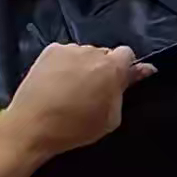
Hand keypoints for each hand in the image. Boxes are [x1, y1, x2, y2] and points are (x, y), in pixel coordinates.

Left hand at [0, 43, 155, 159]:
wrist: (32, 126)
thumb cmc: (76, 128)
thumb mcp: (111, 117)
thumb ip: (126, 90)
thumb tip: (144, 69)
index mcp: (112, 67)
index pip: (128, 53)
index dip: (124, 67)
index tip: (119, 81)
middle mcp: (92, 51)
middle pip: (104, 54)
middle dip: (102, 68)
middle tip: (93, 89)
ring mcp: (69, 49)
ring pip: (84, 53)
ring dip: (83, 65)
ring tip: (71, 87)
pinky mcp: (49, 50)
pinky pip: (66, 53)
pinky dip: (65, 63)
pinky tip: (57, 81)